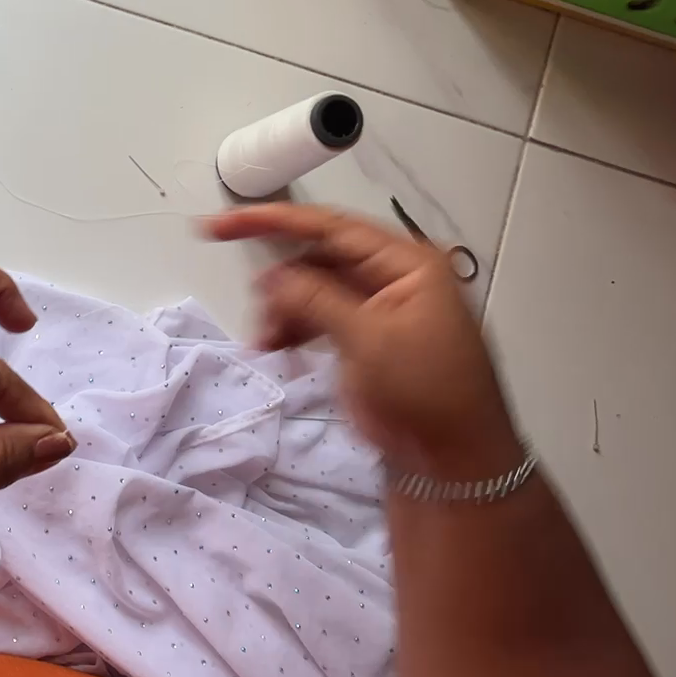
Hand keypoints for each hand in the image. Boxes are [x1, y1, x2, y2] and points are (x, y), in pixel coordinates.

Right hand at [205, 204, 521, 481]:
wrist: (452, 456)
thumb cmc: (425, 390)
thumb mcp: (369, 339)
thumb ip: (316, 299)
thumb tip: (268, 276)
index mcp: (406, 263)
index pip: (330, 227)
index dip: (272, 220)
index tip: (223, 223)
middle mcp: (390, 275)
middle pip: (315, 256)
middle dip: (277, 277)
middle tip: (244, 291)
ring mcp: (374, 305)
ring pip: (309, 288)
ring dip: (280, 308)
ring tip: (265, 338)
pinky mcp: (360, 334)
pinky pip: (313, 315)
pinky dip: (289, 326)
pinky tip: (273, 344)